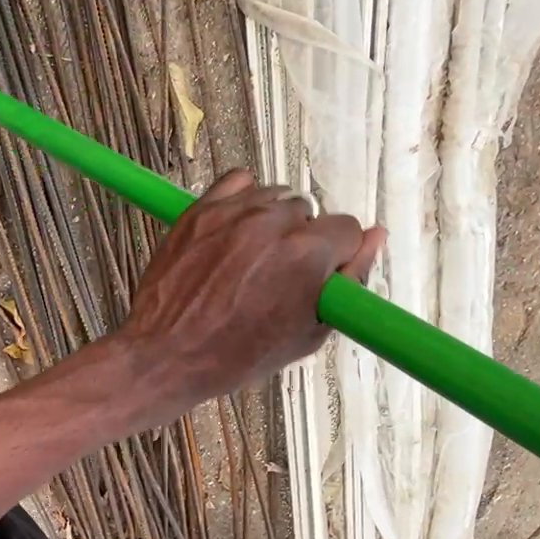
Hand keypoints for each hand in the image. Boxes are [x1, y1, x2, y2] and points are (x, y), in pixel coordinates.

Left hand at [115, 170, 382, 424]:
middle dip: (299, 240)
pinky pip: (236, 182)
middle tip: (273, 276)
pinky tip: (234, 230)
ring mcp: (231, 214)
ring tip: (248, 259)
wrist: (164, 355)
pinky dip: (241, 199)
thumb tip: (375, 238)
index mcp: (306, 255)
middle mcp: (271, 224)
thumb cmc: (233, 355)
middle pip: (307, 212)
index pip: (347, 228)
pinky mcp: (198, 211)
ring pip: (274, 197)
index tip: (313, 277)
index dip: (334, 256)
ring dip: (270, 220)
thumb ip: (348, 284)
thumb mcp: (306, 335)